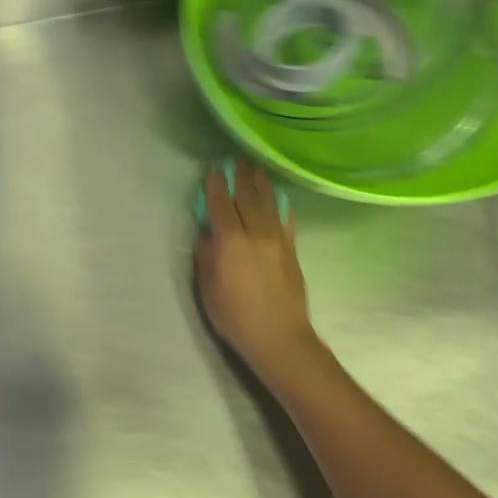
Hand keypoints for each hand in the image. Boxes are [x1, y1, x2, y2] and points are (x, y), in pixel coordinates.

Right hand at [195, 165, 320, 374]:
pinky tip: (281, 201)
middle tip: (238, 159)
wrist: (279, 337)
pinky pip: (287, 222)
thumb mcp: (207, 287)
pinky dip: (282, 208)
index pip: (221, 205)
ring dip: (262, 185)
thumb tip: (207, 233)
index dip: (216, 186)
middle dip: (242, 177)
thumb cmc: (234, 316)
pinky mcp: (292, 252)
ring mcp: (278, 241)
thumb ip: (206, 255)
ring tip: (257, 169)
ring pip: (269, 205)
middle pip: (248, 198)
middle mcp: (256, 234)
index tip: (214, 170)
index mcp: (231, 241)